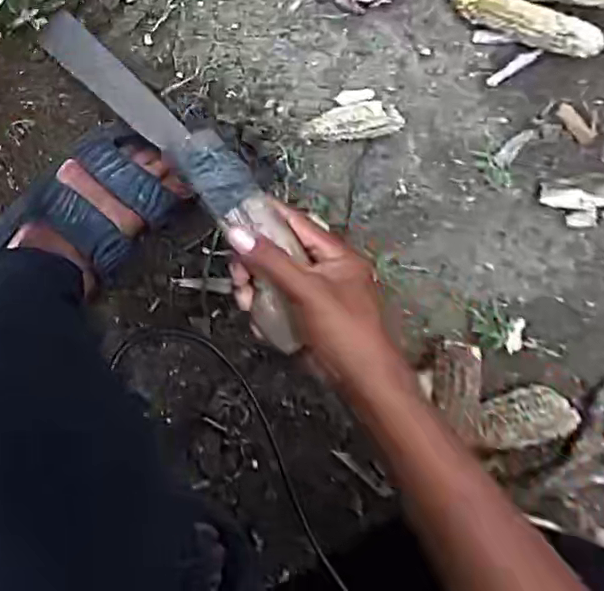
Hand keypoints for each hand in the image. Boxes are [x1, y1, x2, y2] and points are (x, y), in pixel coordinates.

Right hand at [228, 197, 415, 402]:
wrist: (368, 390)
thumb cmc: (351, 338)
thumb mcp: (306, 291)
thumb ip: (271, 260)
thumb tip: (238, 233)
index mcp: (336, 256)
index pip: (294, 222)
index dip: (265, 215)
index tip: (235, 212)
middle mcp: (325, 270)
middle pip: (276, 250)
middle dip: (252, 262)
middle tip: (240, 275)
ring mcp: (315, 293)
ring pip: (270, 276)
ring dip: (253, 288)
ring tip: (249, 302)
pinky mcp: (305, 314)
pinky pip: (274, 299)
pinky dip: (262, 307)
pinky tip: (260, 320)